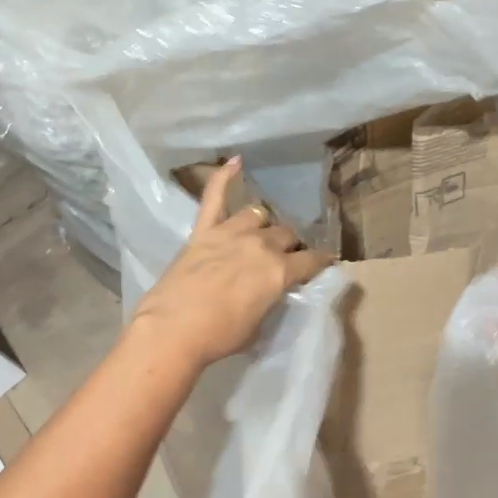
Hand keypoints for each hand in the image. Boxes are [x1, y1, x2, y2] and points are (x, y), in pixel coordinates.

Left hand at [129, 158, 332, 369]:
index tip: (324, 261)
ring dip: (263, 225)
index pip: (311, 260)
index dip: (320, 262)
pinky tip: (235, 161)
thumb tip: (269, 291)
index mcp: (279, 272)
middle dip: (289, 245)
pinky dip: (224, 177)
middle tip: (285, 256)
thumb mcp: (258, 325)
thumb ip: (269, 300)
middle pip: (284, 234)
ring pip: (257, 215)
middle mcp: (260, 245)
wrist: (173, 330)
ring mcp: (230, 233)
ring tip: (260, 234)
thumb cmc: (219, 336)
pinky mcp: (202, 231)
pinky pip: (214, 196)